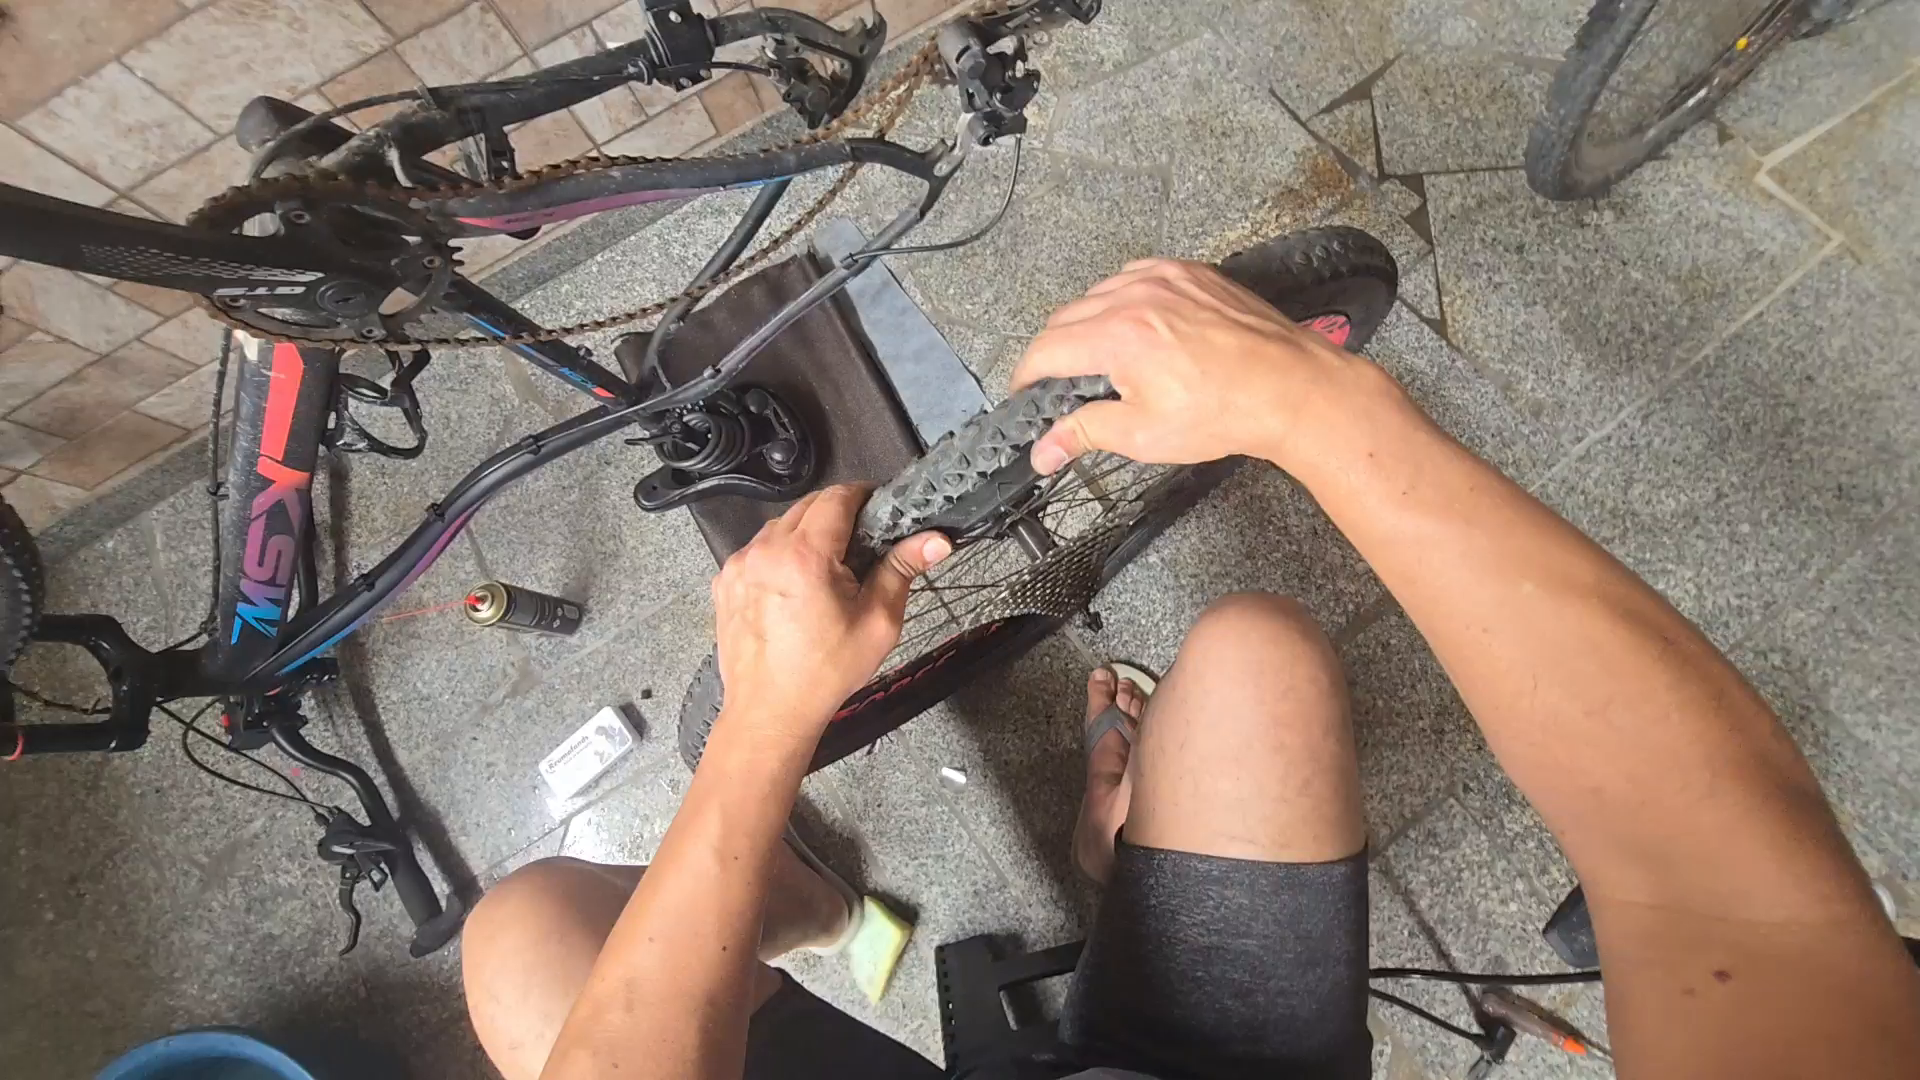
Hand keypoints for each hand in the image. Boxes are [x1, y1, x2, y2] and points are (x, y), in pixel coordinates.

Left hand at [712, 485, 951, 742]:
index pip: (837, 496)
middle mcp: (766, 550)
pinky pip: (758, 549)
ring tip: (828, 567)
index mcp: (806, 555)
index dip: (863, 495)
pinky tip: (796, 585)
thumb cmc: (826, 672)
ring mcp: (740, 564)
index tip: (879, 507)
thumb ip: (903, 570)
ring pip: (781, 525)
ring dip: (807, 532)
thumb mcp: (877, 622)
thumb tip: (937, 539)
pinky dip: (780, 554)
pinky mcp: (726, 580)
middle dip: (837, 513)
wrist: (769, 712)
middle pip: (807, 505)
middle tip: (862, 542)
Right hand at [1011, 258, 1391, 475]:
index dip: (1025, 375)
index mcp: (1118, 336)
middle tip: (1060, 386)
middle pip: (1065, 319)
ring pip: (1096, 294)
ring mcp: (1165, 277)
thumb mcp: (1142, 433)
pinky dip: (1119, 300)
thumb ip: (1083, 433)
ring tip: (1096, 359)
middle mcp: (1136, 296)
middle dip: (1053, 353)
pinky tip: (1130, 326)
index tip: (1024, 393)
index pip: (1045, 349)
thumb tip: (1042, 452)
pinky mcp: (1190, 272)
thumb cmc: (1223, 412)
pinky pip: (1134, 276)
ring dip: (1084, 325)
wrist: (1291, 388)